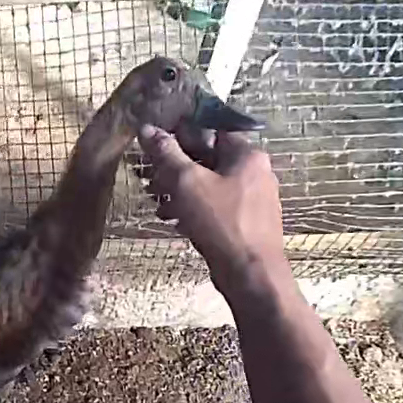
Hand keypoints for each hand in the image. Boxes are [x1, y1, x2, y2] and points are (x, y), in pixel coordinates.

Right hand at [137, 124, 287, 301]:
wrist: (251, 273)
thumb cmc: (220, 223)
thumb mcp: (187, 183)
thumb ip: (166, 154)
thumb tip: (147, 129)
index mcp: (247, 155)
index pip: (211, 131)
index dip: (181, 135)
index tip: (155, 146)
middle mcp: (255, 172)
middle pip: (209, 160)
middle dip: (176, 169)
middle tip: (151, 181)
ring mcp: (253, 199)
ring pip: (210, 185)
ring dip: (181, 192)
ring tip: (157, 205)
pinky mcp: (246, 223)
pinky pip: (216, 207)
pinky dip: (194, 209)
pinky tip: (174, 221)